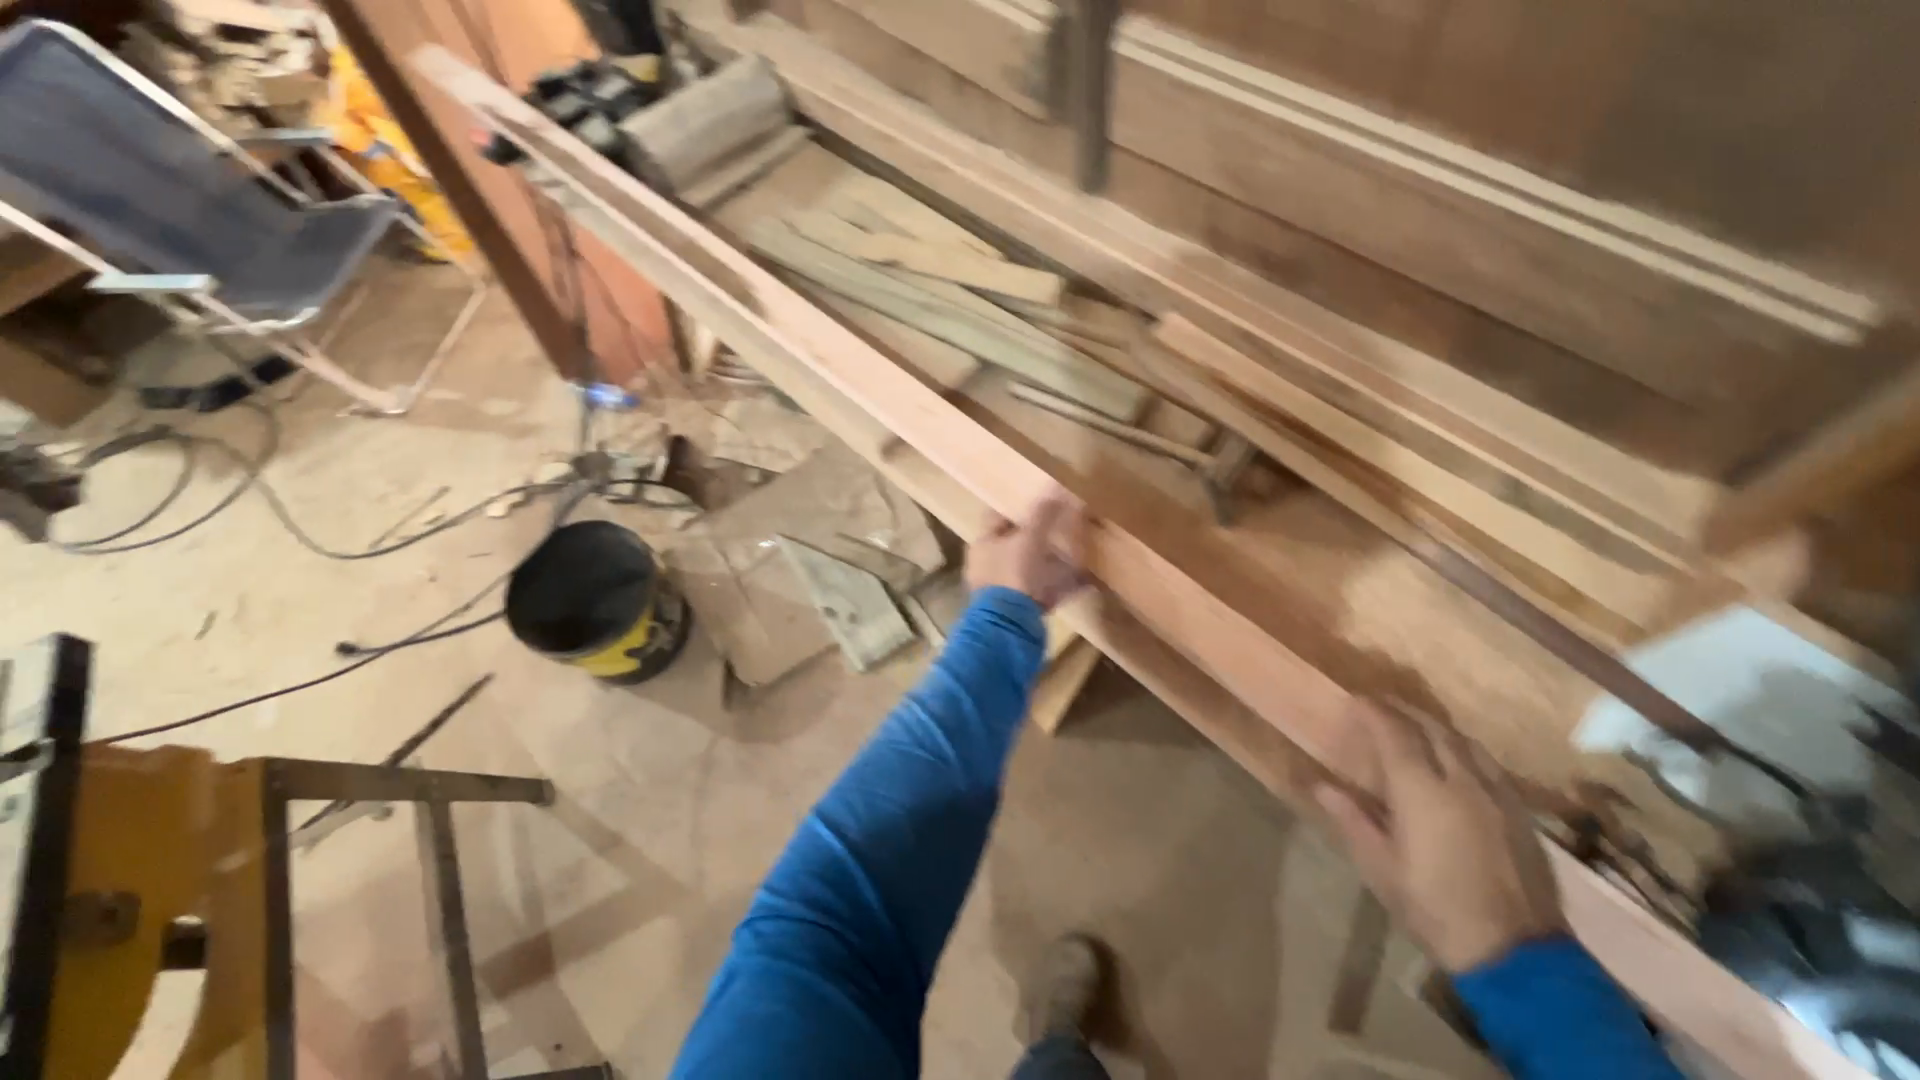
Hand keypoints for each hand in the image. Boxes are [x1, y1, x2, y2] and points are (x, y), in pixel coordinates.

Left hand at [966, 488, 1088, 611]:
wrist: (1010, 626)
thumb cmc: (1014, 574)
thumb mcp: (1030, 538)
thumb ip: (1044, 514)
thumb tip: (1056, 487)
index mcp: (984, 545)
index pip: (996, 516)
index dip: (1018, 507)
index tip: (1041, 502)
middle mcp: (989, 566)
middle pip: (1016, 544)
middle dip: (1041, 537)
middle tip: (1065, 527)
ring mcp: (1005, 590)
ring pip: (1032, 569)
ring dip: (1055, 562)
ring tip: (1080, 553)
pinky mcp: (1022, 610)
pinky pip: (1046, 592)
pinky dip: (1064, 586)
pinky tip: (1088, 580)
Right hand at [1316, 701, 1565, 972]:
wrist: (1515, 950)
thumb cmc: (1434, 908)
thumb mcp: (1381, 868)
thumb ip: (1352, 819)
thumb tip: (1321, 785)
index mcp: (1422, 791)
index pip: (1395, 733)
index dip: (1375, 711)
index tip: (1356, 699)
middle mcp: (1462, 780)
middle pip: (1432, 728)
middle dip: (1404, 711)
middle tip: (1381, 706)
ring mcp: (1497, 793)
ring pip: (1465, 741)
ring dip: (1435, 726)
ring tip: (1415, 727)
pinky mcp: (1519, 810)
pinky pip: (1486, 762)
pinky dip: (1462, 748)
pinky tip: (1455, 761)